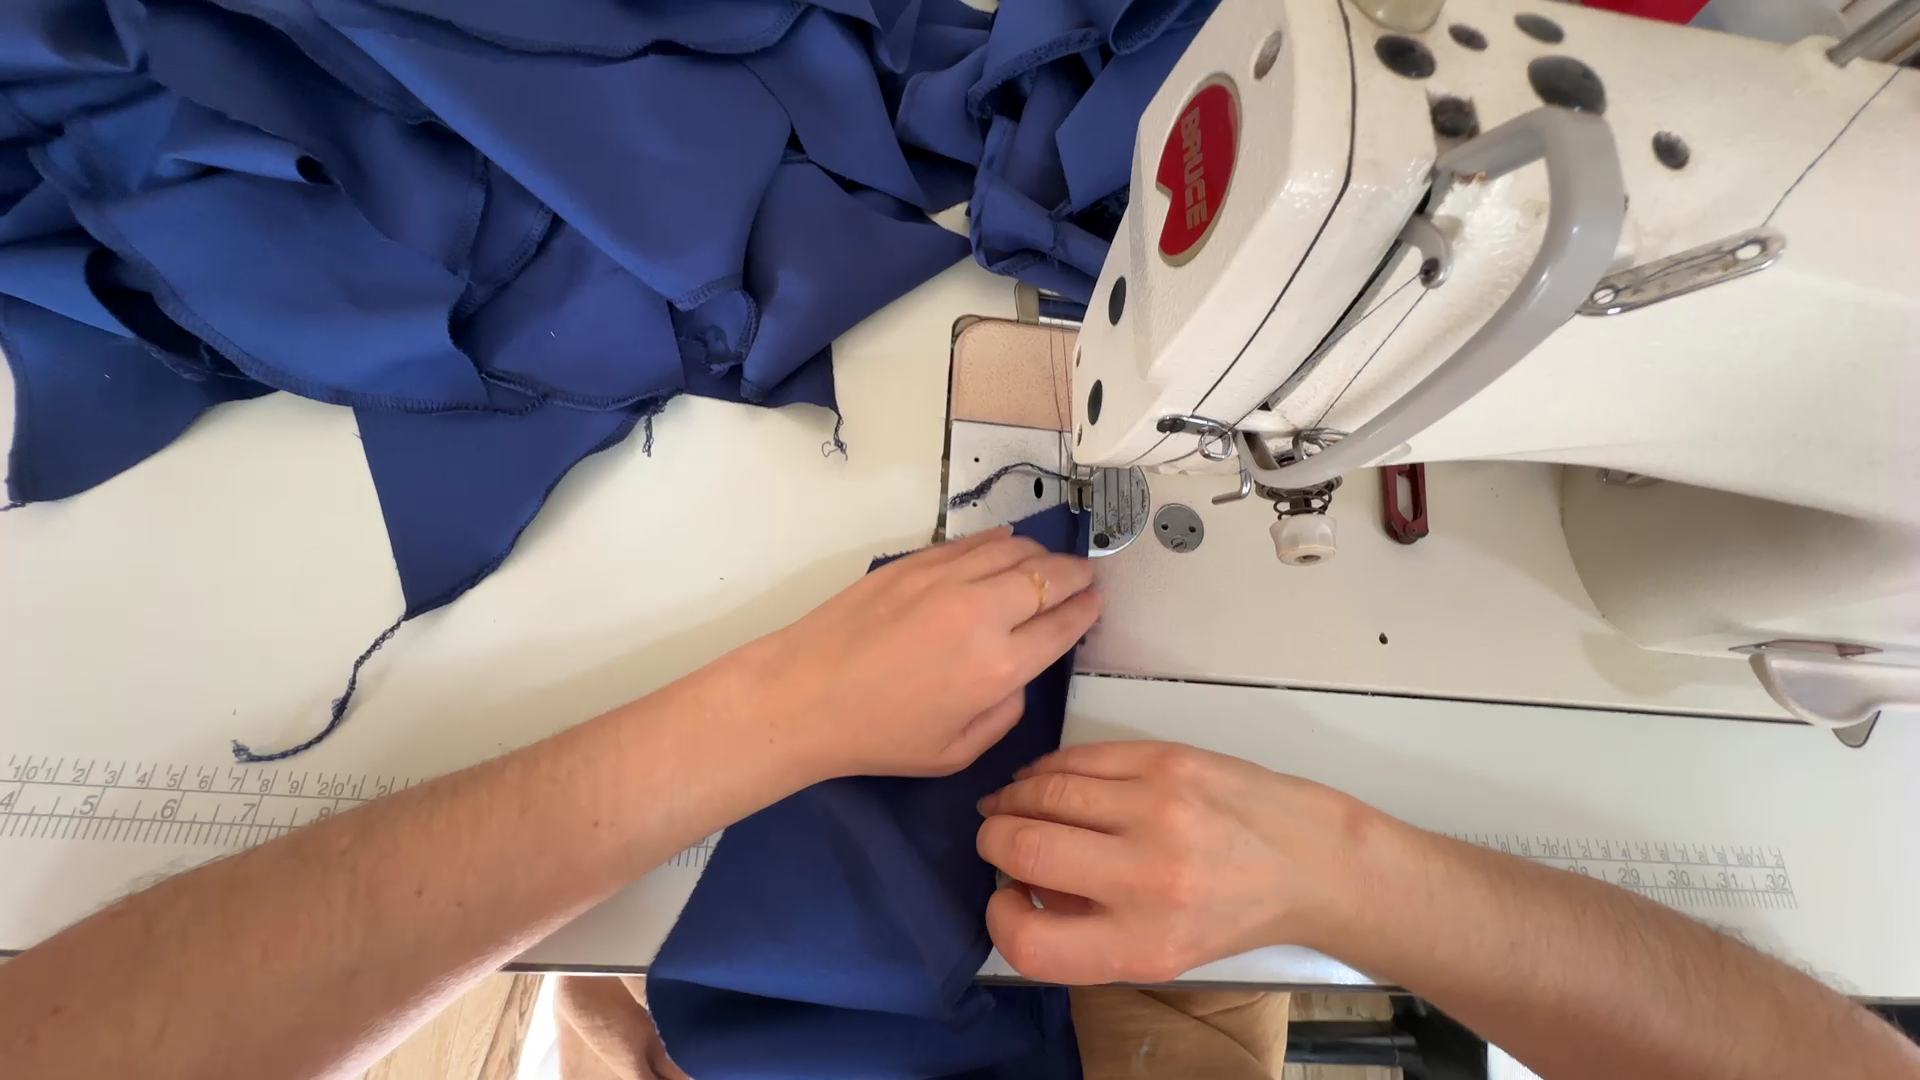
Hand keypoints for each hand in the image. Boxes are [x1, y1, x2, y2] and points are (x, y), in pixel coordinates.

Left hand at [736, 526, 1100, 780]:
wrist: (803, 696)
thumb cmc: (879, 736)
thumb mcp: (955, 753)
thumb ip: (1004, 715)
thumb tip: (1020, 676)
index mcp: (998, 667)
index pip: (1063, 626)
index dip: (1087, 612)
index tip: (1096, 604)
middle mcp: (982, 612)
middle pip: (1050, 578)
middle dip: (1077, 577)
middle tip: (1084, 579)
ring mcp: (946, 578)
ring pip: (1015, 549)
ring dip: (1042, 556)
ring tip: (1048, 565)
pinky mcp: (916, 560)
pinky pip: (974, 541)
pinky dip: (1001, 541)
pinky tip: (1007, 545)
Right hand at [975, 741, 1387, 983]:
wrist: (1304, 857)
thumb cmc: (1227, 912)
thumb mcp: (1161, 950)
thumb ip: (1086, 928)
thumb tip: (1019, 880)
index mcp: (1144, 943)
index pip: (1031, 941)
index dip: (999, 917)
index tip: (1008, 896)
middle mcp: (1146, 876)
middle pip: (1024, 850)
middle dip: (992, 840)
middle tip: (995, 837)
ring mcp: (1155, 807)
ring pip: (1043, 791)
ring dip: (1012, 798)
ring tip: (1009, 804)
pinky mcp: (1163, 759)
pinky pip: (1077, 758)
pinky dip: (1044, 769)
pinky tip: (1038, 779)